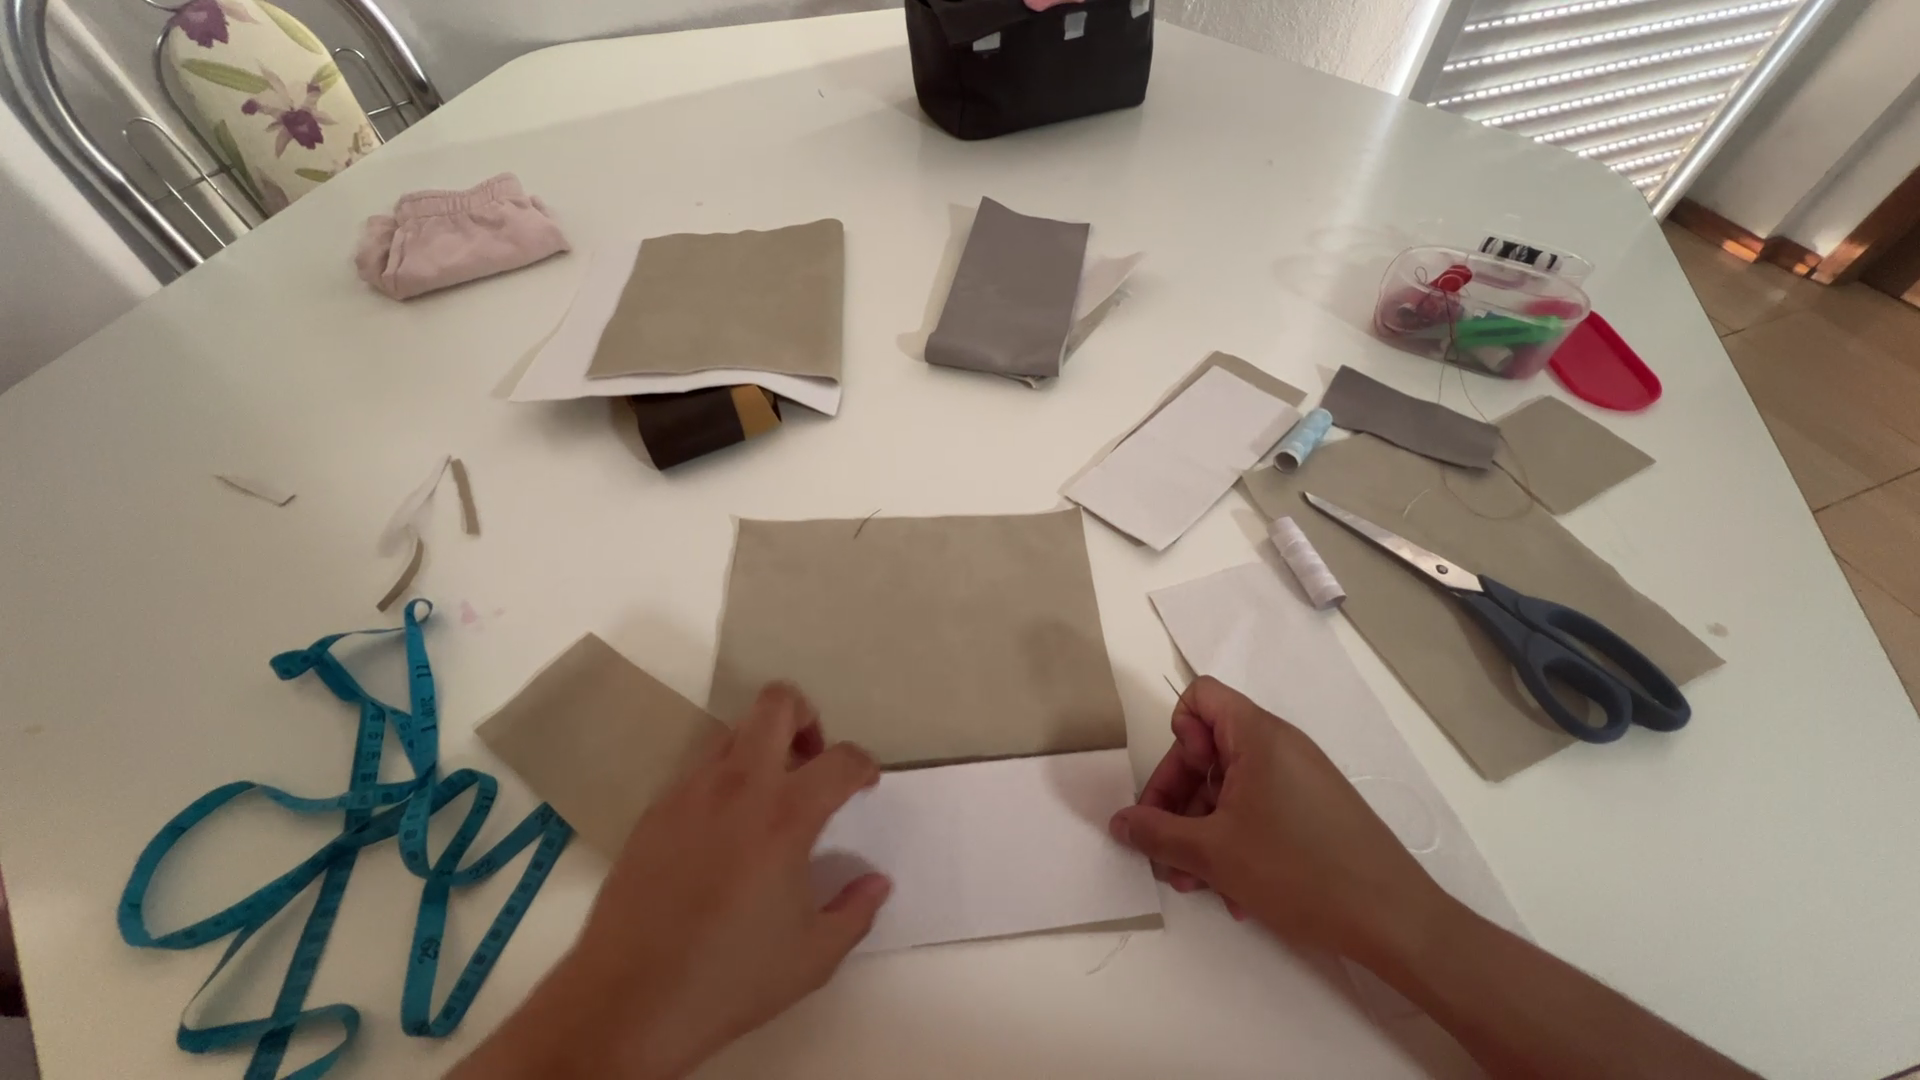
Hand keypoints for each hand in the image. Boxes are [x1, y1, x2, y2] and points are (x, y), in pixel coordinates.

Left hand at [451, 683, 888, 1079]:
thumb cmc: (729, 978)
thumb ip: (855, 911)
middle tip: (811, 762)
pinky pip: (697, 768)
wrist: (625, 1003)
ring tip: (768, 797)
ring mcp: (689, 792)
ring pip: (733, 729)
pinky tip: (722, 832)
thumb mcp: (813, 957)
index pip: (841, 759)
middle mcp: (738, 786)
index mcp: (785, 816)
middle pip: (777, 703)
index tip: (864, 784)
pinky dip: (723, 778)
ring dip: (761, 745)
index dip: (864, 764)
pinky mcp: (654, 809)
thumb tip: (877, 882)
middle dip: (807, 717)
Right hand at [1108, 677, 1449, 962]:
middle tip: (1164, 851)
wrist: (1397, 922)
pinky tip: (1233, 893)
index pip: (1199, 696)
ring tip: (1193, 883)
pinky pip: (1258, 810)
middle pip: (1207, 749)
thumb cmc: (1298, 870)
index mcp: (1257, 736)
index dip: (1177, 736)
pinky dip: (1236, 842)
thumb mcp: (1213, 853)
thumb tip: (1118, 822)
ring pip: (1230, 788)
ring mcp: (1300, 779)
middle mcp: (1279, 746)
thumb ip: (1156, 833)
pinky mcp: (1315, 811)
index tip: (1179, 788)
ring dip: (1201, 831)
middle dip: (1178, 801)